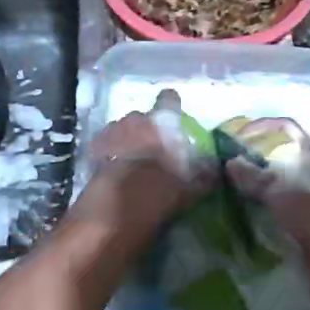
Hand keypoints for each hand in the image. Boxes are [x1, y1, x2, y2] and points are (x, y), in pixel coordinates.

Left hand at [74, 94, 211, 232]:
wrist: (115, 210)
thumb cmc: (160, 192)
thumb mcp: (191, 186)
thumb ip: (204, 170)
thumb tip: (215, 164)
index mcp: (162, 122)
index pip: (170, 99)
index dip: (172, 106)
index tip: (175, 118)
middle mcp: (136, 118)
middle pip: (144, 117)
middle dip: (148, 129)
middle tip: (154, 150)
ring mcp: (111, 130)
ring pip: (123, 129)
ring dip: (128, 140)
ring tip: (133, 162)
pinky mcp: (93, 147)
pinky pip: (107, 143)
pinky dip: (112, 152)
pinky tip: (116, 169)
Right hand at [223, 118, 309, 308]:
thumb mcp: (285, 198)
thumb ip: (256, 178)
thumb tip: (229, 161)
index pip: (286, 128)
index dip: (262, 126)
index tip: (235, 136)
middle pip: (278, 153)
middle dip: (251, 154)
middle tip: (222, 162)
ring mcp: (306, 198)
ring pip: (274, 179)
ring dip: (252, 180)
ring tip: (224, 185)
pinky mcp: (302, 221)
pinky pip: (274, 203)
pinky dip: (257, 202)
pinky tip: (240, 209)